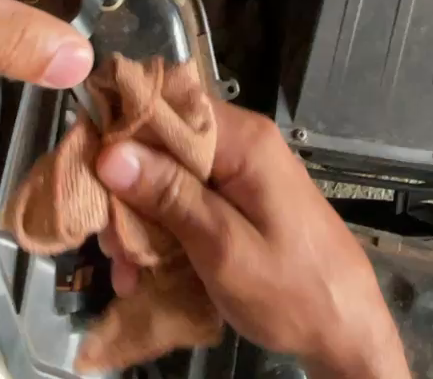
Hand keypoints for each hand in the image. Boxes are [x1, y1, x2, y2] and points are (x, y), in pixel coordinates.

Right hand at [95, 102, 409, 378]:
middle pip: (165, 141)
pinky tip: (145, 270)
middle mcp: (241, 141)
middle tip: (106, 240)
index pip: (169, 105)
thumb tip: (112, 152)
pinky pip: (189, 198)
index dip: (122, 130)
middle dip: (127, 188)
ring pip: (171, 173)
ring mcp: (241, 170)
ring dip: (140, 217)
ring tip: (124, 268)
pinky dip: (164, 229)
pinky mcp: (239, 197)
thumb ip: (171, 196)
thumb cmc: (293, 288)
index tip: (85, 170)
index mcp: (243, 139)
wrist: (347, 326)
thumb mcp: (224, 248)